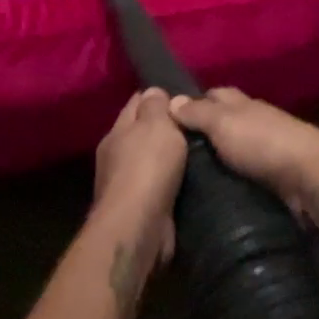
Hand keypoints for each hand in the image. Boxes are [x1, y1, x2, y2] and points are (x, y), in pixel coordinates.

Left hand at [92, 88, 187, 264]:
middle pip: (143, 132)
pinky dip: (173, 181)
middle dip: (166, 127)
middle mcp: (116, 156)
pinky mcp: (139, 209)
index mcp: (117, 131)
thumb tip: (153, 91)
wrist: (137, 227)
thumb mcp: (156, 125)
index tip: (183, 93)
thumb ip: (156, 106)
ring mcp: (125, 184)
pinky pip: (159, 185)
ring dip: (171, 157)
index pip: (137, 102)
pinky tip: (192, 178)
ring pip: (152, 160)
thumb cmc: (148, 167)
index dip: (158, 94)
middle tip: (198, 122)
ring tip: (202, 150)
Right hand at [169, 87, 318, 207]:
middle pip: (223, 122)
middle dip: (200, 133)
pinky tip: (210, 192)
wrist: (308, 175)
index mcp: (242, 104)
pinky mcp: (271, 176)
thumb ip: (199, 113)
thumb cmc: (263, 142)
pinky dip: (228, 177)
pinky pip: (243, 172)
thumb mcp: (224, 123)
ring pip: (232, 149)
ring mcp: (264, 149)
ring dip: (214, 159)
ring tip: (182, 180)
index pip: (213, 95)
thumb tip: (171, 100)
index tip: (165, 121)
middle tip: (169, 156)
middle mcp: (253, 122)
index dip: (191, 103)